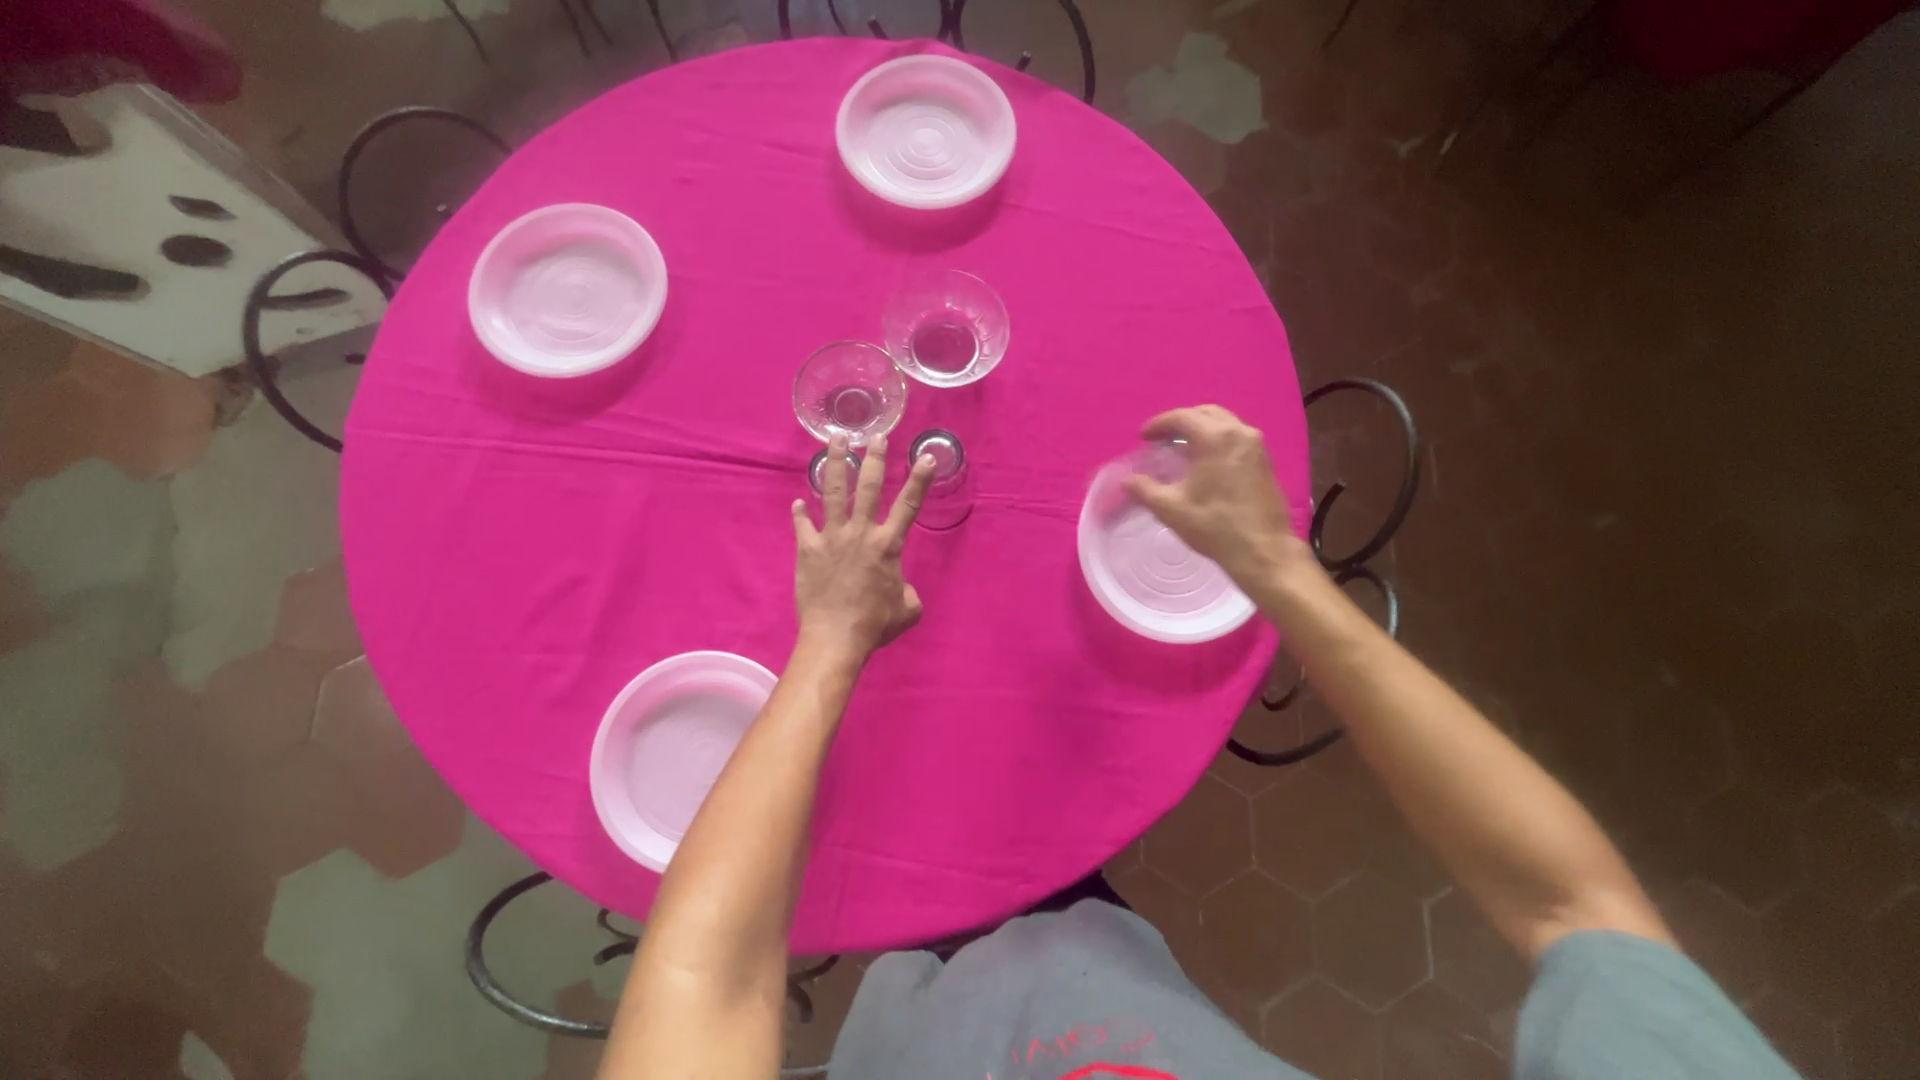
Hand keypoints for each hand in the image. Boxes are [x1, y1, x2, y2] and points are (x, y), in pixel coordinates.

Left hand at [792, 434, 935, 658]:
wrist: (836, 636)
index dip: (919, 479)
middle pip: (869, 486)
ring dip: (835, 463)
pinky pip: (803, 525)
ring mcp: (831, 537)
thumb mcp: (907, 610)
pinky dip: (800, 513)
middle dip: (874, 457)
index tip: (925, 456)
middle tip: (876, 435)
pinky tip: (798, 503)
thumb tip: (902, 589)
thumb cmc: (876, 624)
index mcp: (888, 545)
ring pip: (834, 491)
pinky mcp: (808, 549)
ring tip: (836, 440)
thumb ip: (908, 592)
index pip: (909, 504)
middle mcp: (860, 532)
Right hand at [1124, 405, 1308, 585]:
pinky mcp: (1265, 460)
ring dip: (1201, 429)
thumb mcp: (1170, 508)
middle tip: (1161, 438)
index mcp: (1215, 437)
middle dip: (1180, 422)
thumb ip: (1144, 490)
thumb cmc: (1214, 526)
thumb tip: (1126, 480)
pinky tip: (1206, 461)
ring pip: (1224, 423)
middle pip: (1205, 413)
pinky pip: (1236, 437)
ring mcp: (1256, 445)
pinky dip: (1217, 440)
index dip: (1158, 425)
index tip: (1143, 437)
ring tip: (1182, 448)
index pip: (1182, 418)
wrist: (1262, 550)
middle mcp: (1239, 432)